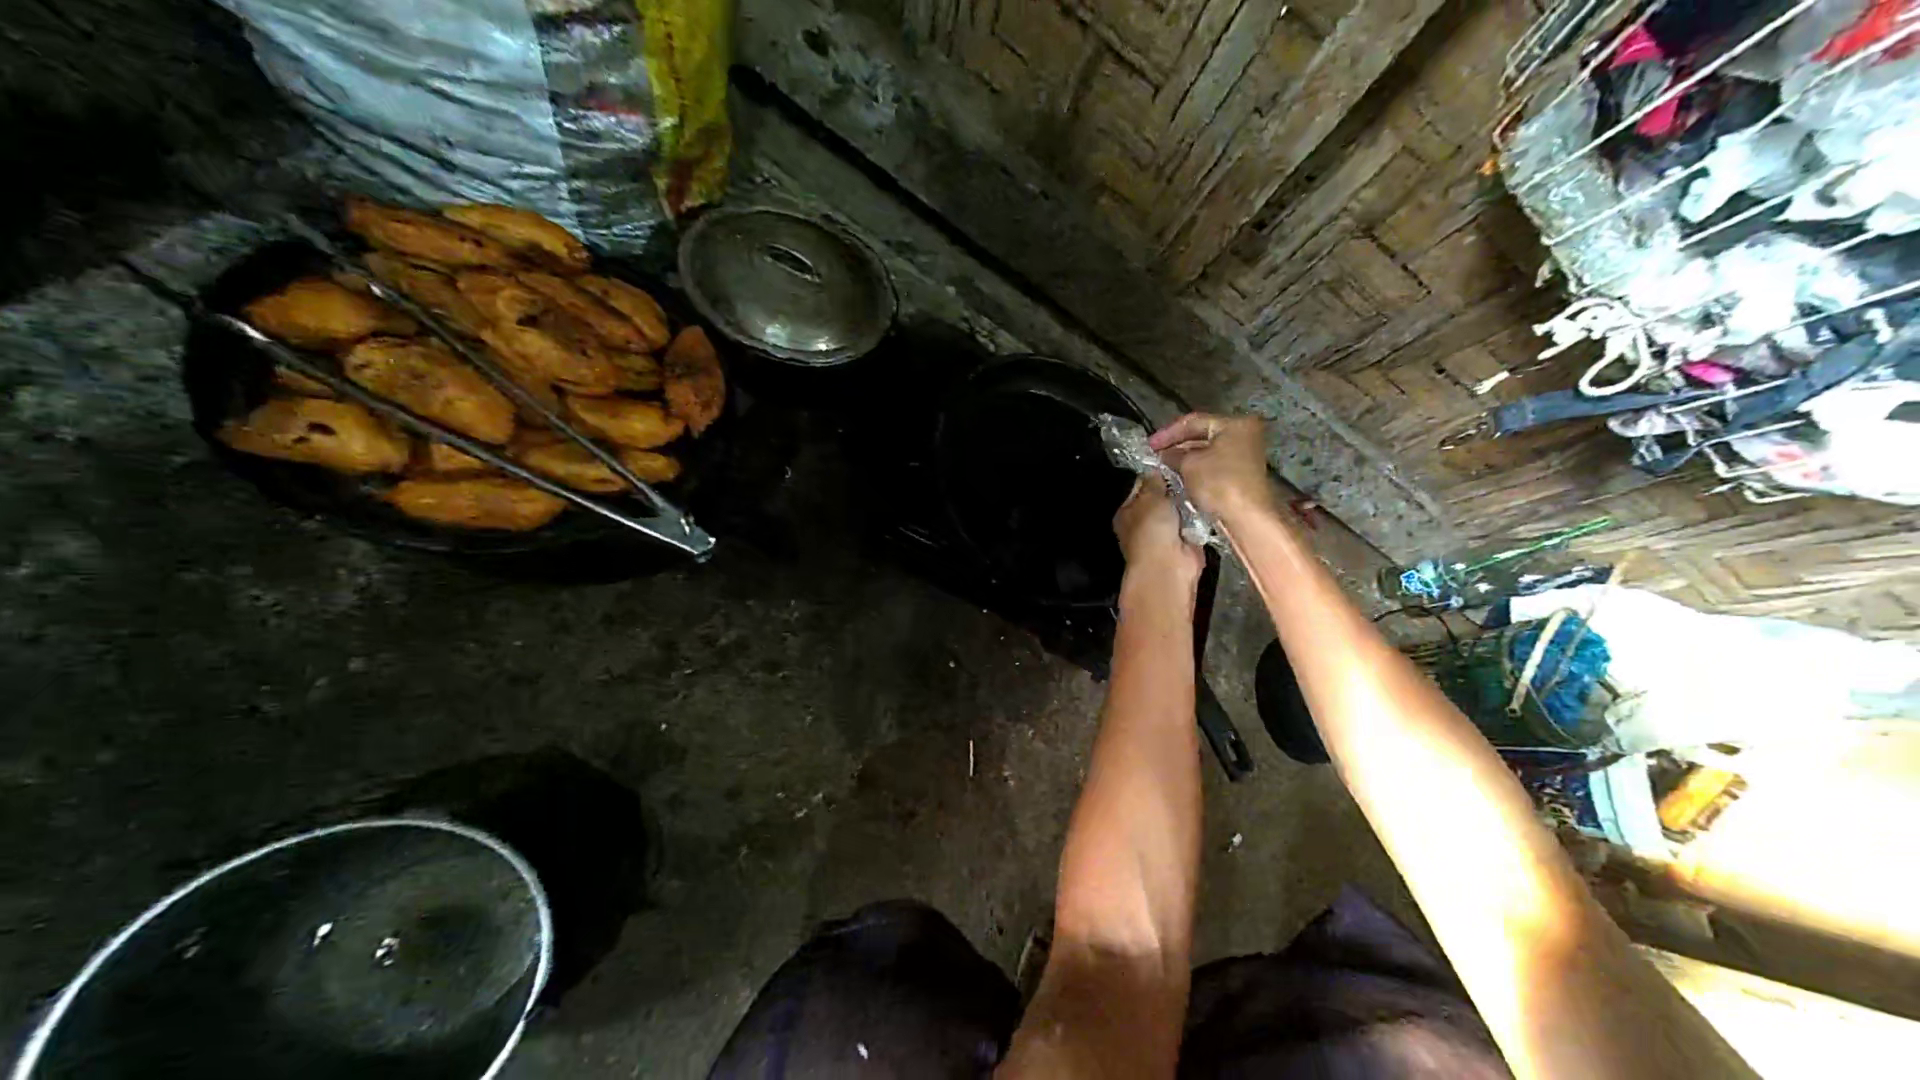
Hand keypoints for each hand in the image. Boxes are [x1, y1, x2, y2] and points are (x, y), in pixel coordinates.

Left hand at [1113, 475, 1202, 586]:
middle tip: (1188, 473)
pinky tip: (1206, 503)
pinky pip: (1194, 521)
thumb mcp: (1149, 497)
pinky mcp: (1185, 541)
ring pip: (1179, 509)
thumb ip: (1152, 482)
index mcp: (1126, 512)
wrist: (1169, 565)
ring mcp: (1164, 533)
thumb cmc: (1151, 529)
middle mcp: (1143, 523)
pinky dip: (1199, 515)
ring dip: (1188, 501)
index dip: (1153, 475)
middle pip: (1161, 498)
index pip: (1139, 488)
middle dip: (1174, 488)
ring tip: (1198, 486)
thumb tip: (1154, 469)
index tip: (1170, 462)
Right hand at [1149, 413, 1273, 521]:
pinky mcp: (1242, 472)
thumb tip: (1164, 454)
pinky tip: (1180, 474)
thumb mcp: (1189, 464)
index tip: (1150, 445)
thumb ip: (1174, 455)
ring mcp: (1245, 454)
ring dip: (1185, 457)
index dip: (1168, 432)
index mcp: (1235, 424)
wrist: (1246, 516)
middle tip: (1155, 453)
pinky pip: (1214, 463)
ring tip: (1164, 464)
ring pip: (1208, 450)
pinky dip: (1197, 467)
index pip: (1194, 421)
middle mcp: (1244, 434)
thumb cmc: (1219, 483)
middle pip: (1203, 434)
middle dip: (1177, 444)